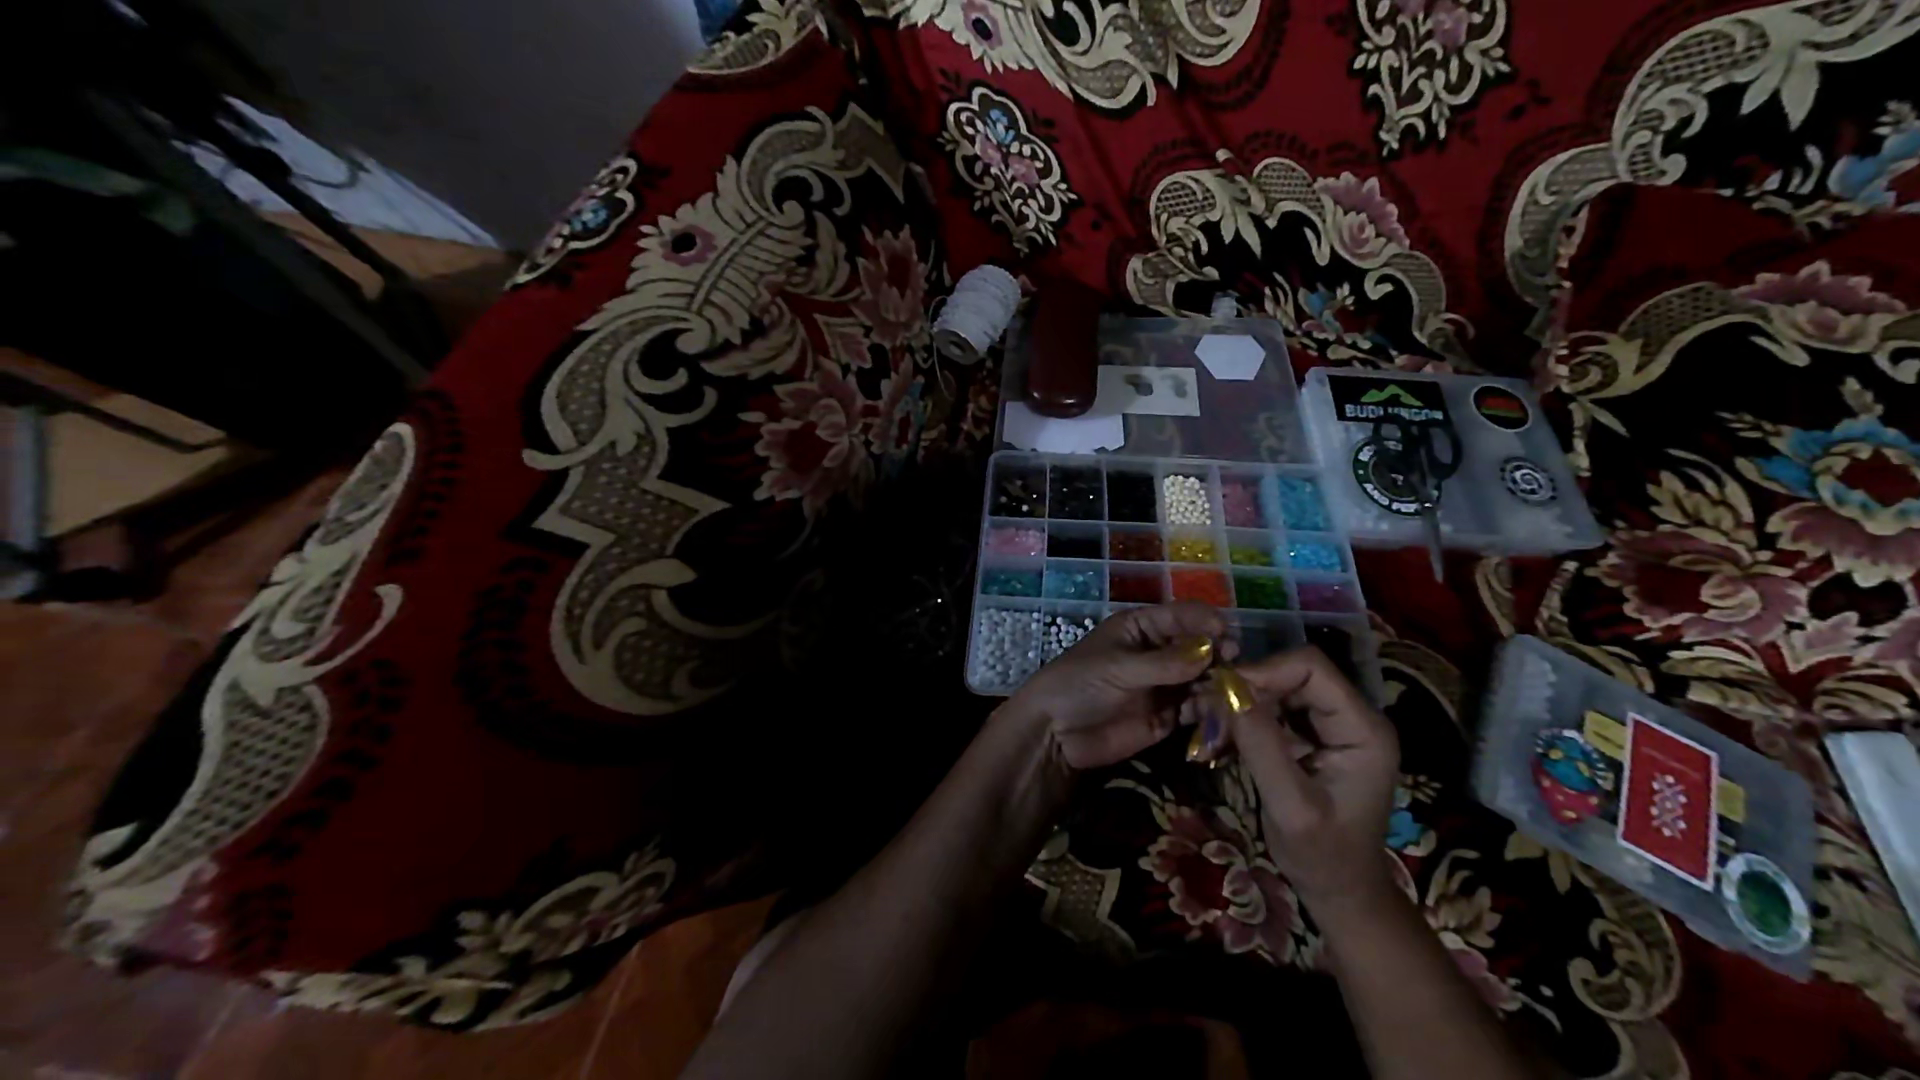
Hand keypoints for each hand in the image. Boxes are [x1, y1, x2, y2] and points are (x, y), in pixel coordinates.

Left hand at [1001, 602, 1226, 771]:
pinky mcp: (1168, 716)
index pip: (1181, 616)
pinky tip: (1216, 715)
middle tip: (1233, 665)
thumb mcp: (1118, 668)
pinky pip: (1198, 709)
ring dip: (1218, 684)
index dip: (1205, 622)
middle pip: (1200, 647)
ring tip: (1228, 692)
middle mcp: (1159, 651)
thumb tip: (1209, 652)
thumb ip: (1163, 663)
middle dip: (1218, 654)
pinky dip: (1210, 711)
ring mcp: (1165, 684)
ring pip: (1203, 678)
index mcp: (1142, 627)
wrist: (1054, 733)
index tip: (1225, 634)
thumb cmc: (1078, 684)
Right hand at [1218, 648, 1401, 907]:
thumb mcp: (1291, 806)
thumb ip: (1262, 746)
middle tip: (1202, 712)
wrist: (1339, 889)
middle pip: (1289, 674)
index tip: (1221, 694)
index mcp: (1362, 729)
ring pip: (1273, 689)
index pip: (1311, 669)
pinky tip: (1214, 741)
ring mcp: (1328, 725)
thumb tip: (1227, 692)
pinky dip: (1239, 720)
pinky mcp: (1307, 736)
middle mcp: (1349, 716)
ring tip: (1203, 728)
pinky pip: (1268, 710)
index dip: (1264, 671)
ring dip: (1236, 705)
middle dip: (1244, 689)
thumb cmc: (1324, 856)